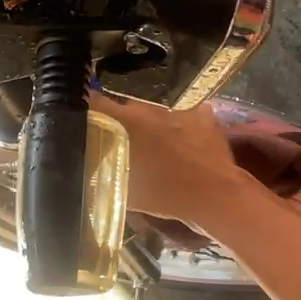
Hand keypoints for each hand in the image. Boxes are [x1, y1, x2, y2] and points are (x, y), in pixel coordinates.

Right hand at [91, 93, 259, 235]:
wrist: (213, 196)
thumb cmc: (162, 195)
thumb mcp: (122, 189)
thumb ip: (102, 171)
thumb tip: (91, 166)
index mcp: (122, 121)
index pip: (94, 104)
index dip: (89, 112)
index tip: (86, 122)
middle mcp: (147, 107)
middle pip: (127, 110)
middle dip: (124, 125)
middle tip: (126, 147)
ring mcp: (176, 109)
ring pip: (156, 113)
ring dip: (153, 126)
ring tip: (159, 150)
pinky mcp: (202, 114)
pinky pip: (185, 116)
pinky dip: (182, 127)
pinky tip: (186, 144)